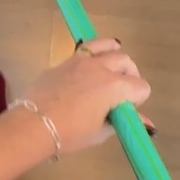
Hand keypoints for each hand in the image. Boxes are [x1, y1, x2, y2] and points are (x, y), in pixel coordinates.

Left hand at [16, 39, 150, 154]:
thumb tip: (146, 125)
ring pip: (107, 45)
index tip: (126, 109)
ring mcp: (82, 61)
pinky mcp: (65, 61)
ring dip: (114, 55)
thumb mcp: (100, 132)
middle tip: (121, 93)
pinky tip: (90, 67)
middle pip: (126, 62)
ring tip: (111, 68)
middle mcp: (101, 68)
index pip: (141, 86)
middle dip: (129, 76)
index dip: (138, 99)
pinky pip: (86, 49)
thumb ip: (122, 122)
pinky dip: (94, 54)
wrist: (33, 124)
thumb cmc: (69, 134)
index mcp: (115, 87)